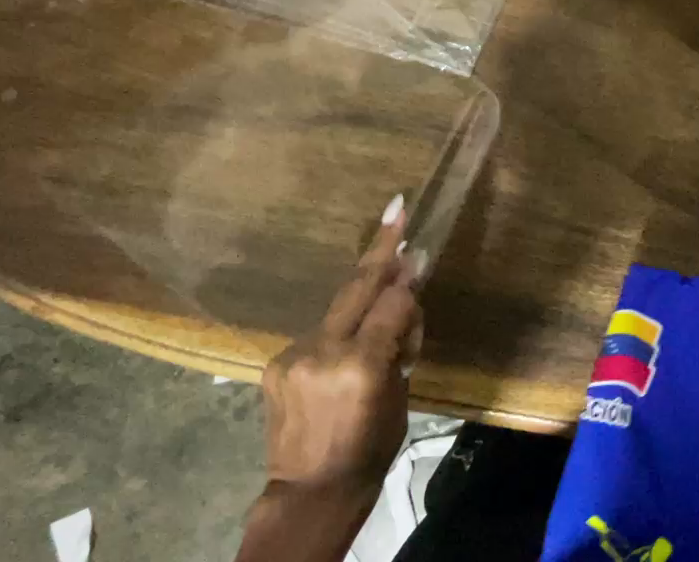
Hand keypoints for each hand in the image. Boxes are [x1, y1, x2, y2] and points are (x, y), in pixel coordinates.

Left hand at [236, 197, 421, 561]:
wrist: (310, 490)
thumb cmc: (372, 443)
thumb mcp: (400, 391)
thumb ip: (400, 340)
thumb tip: (406, 292)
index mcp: (362, 365)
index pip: (393, 304)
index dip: (408, 277)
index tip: (420, 245)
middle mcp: (322, 353)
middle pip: (357, 290)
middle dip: (380, 249)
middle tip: (396, 210)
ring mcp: (294, 357)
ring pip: (342, 310)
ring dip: (367, 297)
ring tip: (389, 299)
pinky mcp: (278, 363)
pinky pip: (323, 331)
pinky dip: (344, 328)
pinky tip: (355, 341)